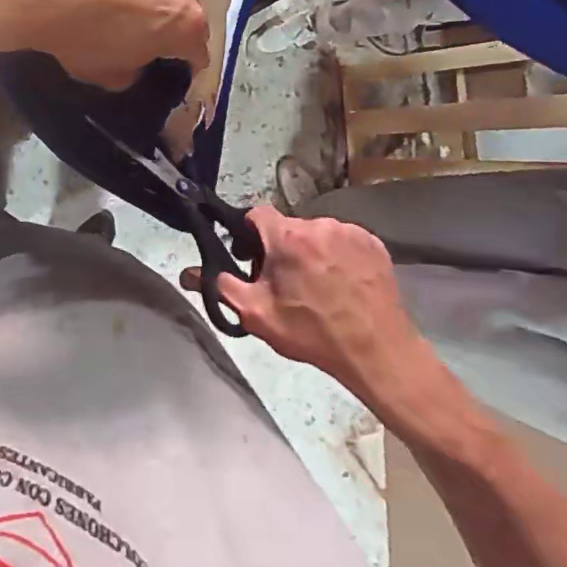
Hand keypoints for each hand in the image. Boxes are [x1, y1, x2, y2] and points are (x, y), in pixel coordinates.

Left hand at [8, 0, 209, 90]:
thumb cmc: (86, 41)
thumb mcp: (112, 76)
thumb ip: (137, 73)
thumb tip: (137, 64)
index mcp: (188, 28)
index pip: (199, 56)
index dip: (187, 70)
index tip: (172, 75)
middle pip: (191, 20)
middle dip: (177, 36)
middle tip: (152, 47)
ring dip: (162, 8)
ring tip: (134, 18)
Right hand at [183, 207, 434, 400]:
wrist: (378, 353)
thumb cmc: (313, 334)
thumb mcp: (258, 314)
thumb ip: (221, 287)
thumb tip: (188, 273)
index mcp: (288, 238)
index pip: (256, 213)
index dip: (248, 233)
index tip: (250, 256)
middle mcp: (319, 225)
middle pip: (287, 227)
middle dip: (279, 248)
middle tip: (283, 282)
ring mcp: (351, 232)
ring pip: (316, 233)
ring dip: (309, 251)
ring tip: (316, 287)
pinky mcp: (374, 244)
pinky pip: (343, 240)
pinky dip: (337, 256)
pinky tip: (341, 284)